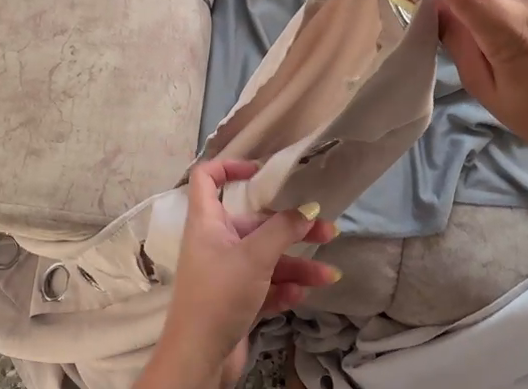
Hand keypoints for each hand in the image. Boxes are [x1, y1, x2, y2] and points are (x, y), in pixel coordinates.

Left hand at [138, 160, 339, 387]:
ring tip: (329, 276)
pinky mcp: (236, 301)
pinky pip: (264, 286)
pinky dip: (283, 289)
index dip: (230, 166)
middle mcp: (215, 242)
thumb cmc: (218, 295)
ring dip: (297, 266)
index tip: (261, 171)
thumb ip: (283, 229)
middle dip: (291, 229)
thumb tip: (307, 208)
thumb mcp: (254, 256)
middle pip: (255, 224)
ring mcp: (226, 273)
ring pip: (266, 259)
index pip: (207, 178)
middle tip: (327, 231)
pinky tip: (302, 295)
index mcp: (207, 221)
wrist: (198, 360)